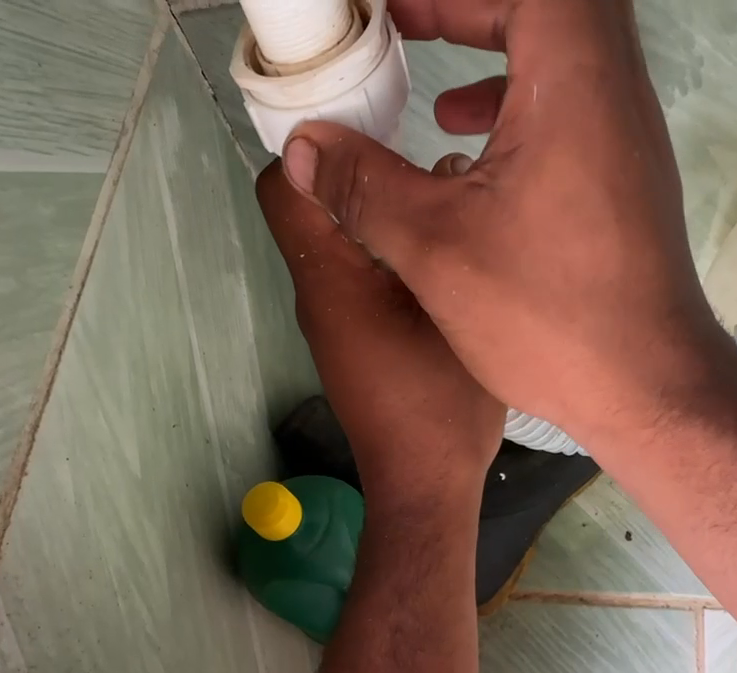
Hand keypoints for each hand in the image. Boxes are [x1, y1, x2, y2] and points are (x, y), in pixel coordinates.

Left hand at [256, 163, 505, 507]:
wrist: (425, 485)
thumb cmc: (440, 404)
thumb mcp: (450, 311)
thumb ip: (436, 236)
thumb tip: (436, 173)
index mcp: (330, 278)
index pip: (285, 183)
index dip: (315, 142)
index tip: (372, 122)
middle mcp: (318, 295)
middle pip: (314, 208)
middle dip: (358, 172)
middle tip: (424, 153)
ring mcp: (335, 323)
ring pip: (341, 243)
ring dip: (379, 215)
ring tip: (442, 198)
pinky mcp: (355, 343)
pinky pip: (358, 277)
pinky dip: (387, 254)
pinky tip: (440, 257)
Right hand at [277, 0, 736, 445]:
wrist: (647, 387)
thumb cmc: (548, 314)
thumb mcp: (436, 247)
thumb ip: (364, 187)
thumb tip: (304, 149)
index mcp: (574, 82)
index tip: (396, 14)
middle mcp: (615, 93)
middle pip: (550, 10)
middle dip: (474, 11)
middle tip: (411, 30)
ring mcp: (629, 141)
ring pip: (566, 63)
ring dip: (499, 63)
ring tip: (436, 101)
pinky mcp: (627, 186)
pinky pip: (575, 115)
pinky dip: (523, 118)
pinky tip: (478, 170)